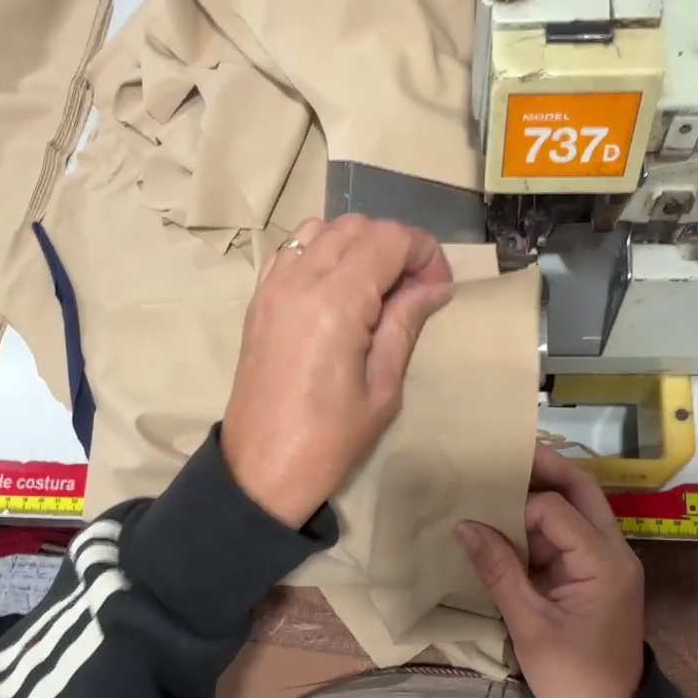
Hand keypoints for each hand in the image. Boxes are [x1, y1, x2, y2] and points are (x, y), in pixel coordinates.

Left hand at [222, 214, 454, 526]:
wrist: (261, 471)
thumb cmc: (329, 441)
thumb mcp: (382, 389)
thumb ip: (405, 325)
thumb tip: (434, 287)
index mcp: (335, 303)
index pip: (389, 239)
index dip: (425, 254)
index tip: (438, 289)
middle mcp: (299, 280)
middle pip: (358, 226)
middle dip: (396, 246)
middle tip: (414, 291)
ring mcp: (272, 287)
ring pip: (322, 229)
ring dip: (358, 245)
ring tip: (375, 289)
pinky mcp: (258, 300)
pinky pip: (292, 250)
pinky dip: (322, 252)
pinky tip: (337, 290)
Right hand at [456, 446, 644, 697]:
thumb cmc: (572, 678)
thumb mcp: (529, 625)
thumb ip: (499, 570)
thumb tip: (465, 525)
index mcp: (604, 562)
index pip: (556, 509)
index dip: (516, 507)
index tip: (477, 511)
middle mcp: (613, 551)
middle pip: (580, 490)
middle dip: (543, 467)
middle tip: (501, 451)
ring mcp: (605, 562)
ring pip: (574, 508)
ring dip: (539, 493)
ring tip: (496, 481)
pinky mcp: (593, 575)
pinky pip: (566, 535)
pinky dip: (537, 525)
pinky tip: (505, 521)